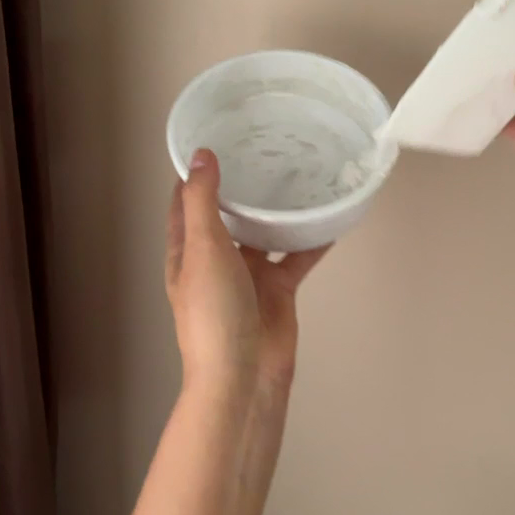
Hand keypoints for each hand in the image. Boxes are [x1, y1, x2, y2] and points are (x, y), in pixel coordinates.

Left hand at [166, 149, 330, 392]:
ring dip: (276, 210)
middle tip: (265, 146)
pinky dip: (311, 239)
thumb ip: (203, 201)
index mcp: (187, 251)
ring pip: (264, 233)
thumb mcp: (203, 248)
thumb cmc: (213, 311)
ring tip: (299, 172)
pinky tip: (329, 215)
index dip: (194, 172)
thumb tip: (201, 154)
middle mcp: (215, 259)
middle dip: (241, 186)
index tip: (214, 137)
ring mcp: (247, 275)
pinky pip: (296, 256)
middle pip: (227, 214)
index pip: (185, 202)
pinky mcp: (277, 290)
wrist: (244, 377)